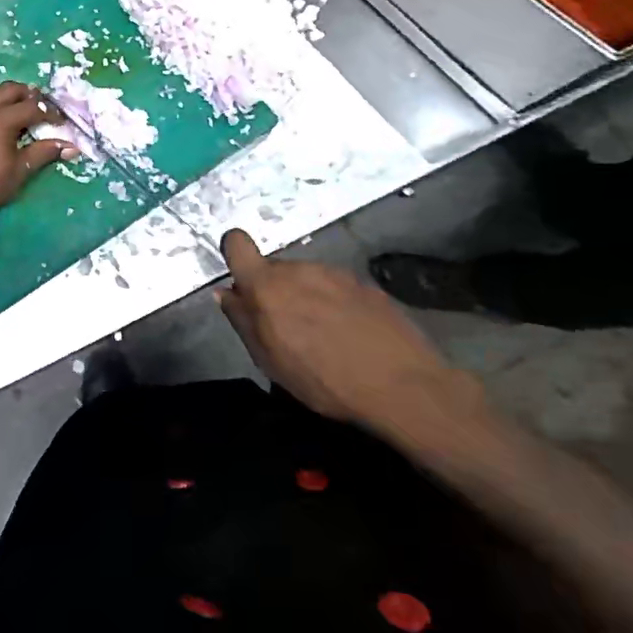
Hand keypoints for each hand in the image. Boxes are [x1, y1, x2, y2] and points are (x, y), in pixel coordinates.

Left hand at [0, 82, 77, 227]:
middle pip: (11, 89)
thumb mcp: (21, 170)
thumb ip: (44, 152)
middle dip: (30, 96)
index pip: (32, 107)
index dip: (50, 113)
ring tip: (20, 111)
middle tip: (42, 111)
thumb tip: (72, 146)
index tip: (60, 122)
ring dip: (9, 96)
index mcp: (0, 120)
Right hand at [217, 229, 478, 430]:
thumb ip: (242, 320)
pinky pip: (338, 289)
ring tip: (325, 335)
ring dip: (306, 297)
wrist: (407, 388)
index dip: (234, 253)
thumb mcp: (269, 359)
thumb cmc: (324, 378)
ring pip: (307, 278)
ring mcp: (337, 274)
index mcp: (266, 284)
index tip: (242, 280)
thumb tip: (225, 293)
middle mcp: (298, 269)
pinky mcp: (368, 286)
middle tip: (287, 327)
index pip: (237, 244)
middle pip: (274, 269)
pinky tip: (352, 335)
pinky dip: (337, 305)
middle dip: (274, 290)